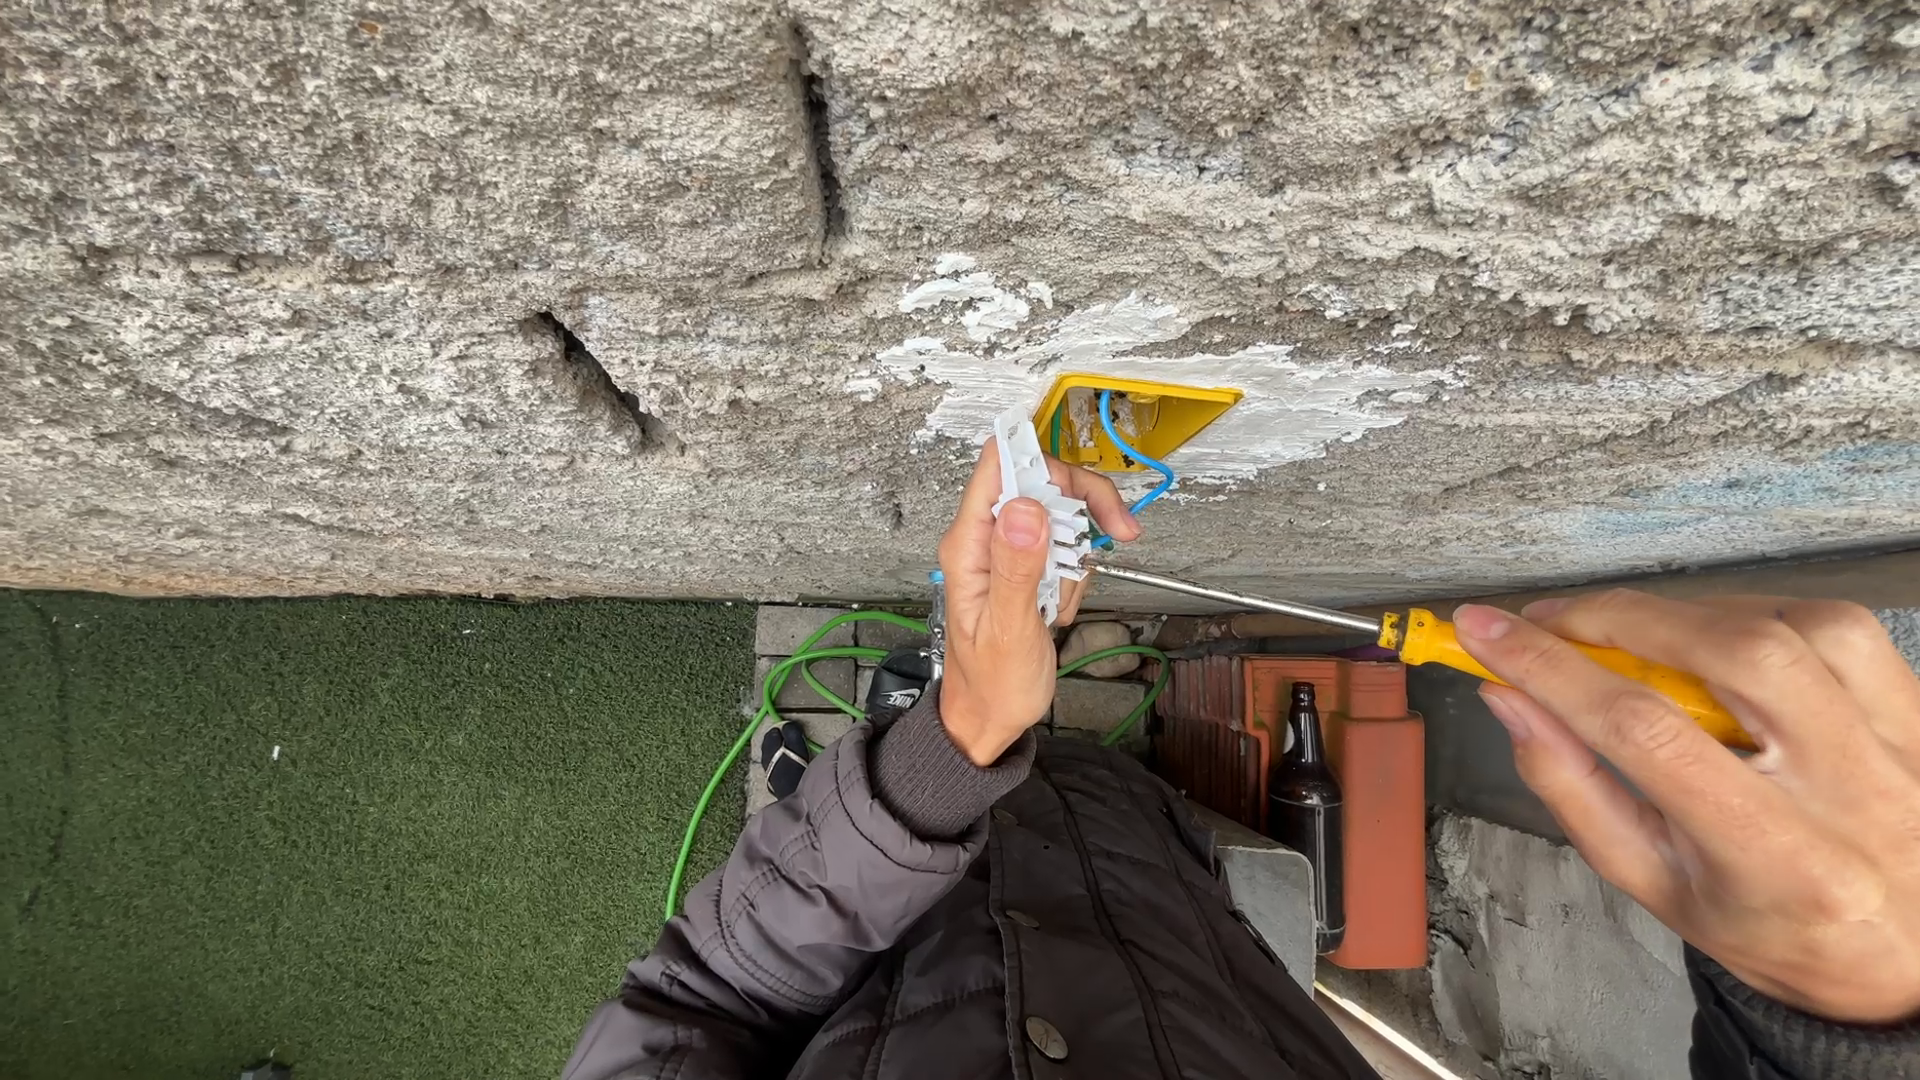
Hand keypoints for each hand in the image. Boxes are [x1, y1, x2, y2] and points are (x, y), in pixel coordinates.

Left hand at [935, 439, 1139, 764]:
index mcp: (969, 545)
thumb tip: (1027, 506)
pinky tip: (1061, 605)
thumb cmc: (991, 684)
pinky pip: (1061, 546)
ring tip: (1064, 598)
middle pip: (1039, 481)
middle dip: (1082, 503)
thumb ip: (1017, 567)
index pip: (999, 465)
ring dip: (1077, 551)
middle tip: (1118, 531)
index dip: (1042, 458)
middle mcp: (984, 539)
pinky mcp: (1023, 566)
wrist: (990, 716)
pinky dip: (1074, 572)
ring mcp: (1005, 551)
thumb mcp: (1010, 631)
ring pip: (1057, 513)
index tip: (1083, 478)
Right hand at [1454, 590, 1919, 1023]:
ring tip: (1624, 632)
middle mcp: (1861, 794)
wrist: (1903, 955)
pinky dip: (1750, 611)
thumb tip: (1504, 694)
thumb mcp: (1640, 874)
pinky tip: (1703, 637)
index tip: (1478, 629)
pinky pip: (1838, 628)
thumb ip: (1564, 781)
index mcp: (1776, 855)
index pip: (1641, 730)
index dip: (1546, 666)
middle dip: (1614, 618)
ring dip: (1681, 612)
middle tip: (1547, 621)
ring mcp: (1909, 749)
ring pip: (1795, 627)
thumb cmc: (1756, 920)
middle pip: (1735, 654)